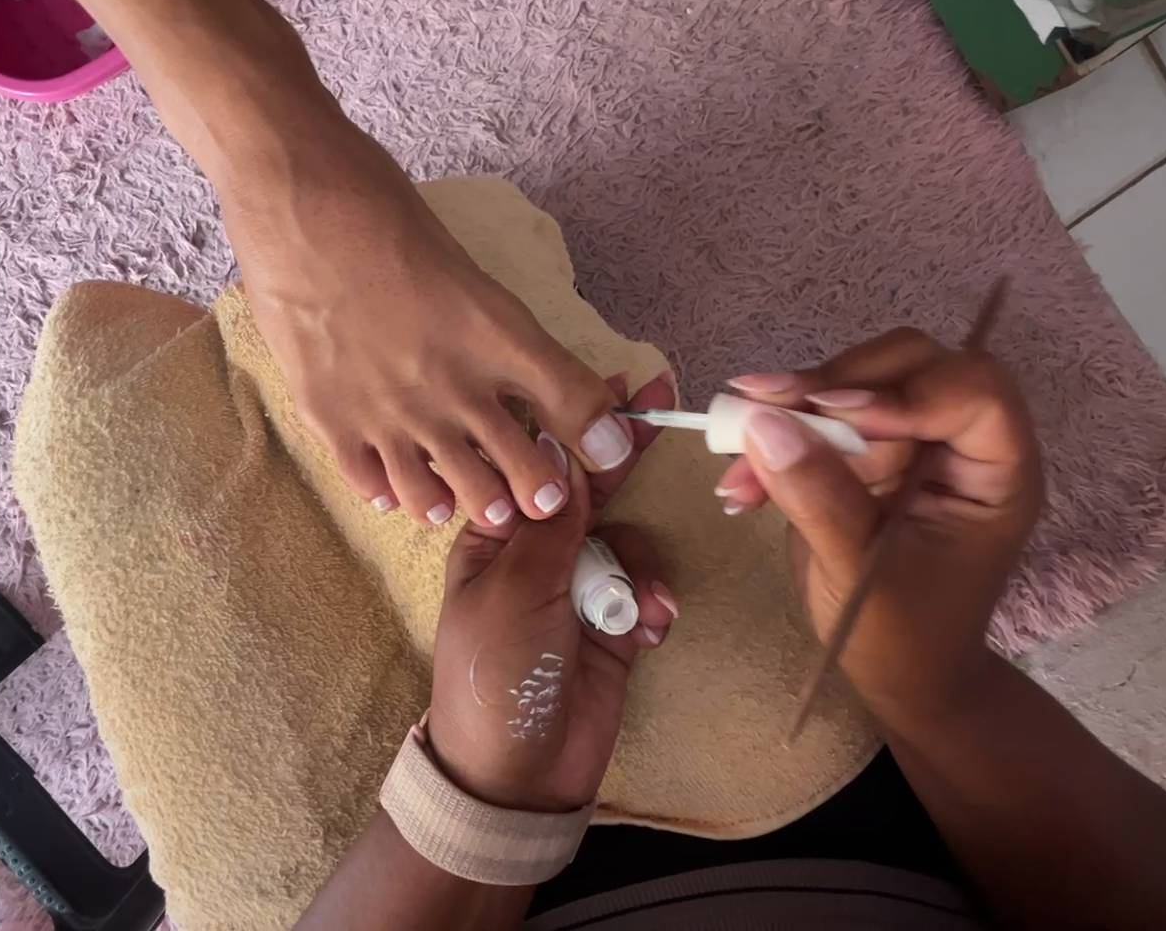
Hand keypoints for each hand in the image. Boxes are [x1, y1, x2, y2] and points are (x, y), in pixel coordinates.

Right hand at [233, 120, 636, 528]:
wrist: (300, 202)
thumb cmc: (388, 217)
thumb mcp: (468, 267)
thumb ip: (507, 329)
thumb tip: (528, 372)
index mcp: (496, 337)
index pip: (572, 401)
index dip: (600, 437)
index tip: (603, 450)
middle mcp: (452, 386)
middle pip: (517, 467)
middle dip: (535, 491)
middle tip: (533, 497)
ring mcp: (391, 410)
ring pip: (445, 493)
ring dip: (464, 500)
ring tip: (464, 499)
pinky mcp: (333, 419)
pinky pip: (372, 484)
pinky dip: (390, 492)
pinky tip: (395, 489)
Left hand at [423, 375, 679, 811]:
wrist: (518, 777)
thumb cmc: (498, 672)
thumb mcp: (517, 590)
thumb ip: (551, 522)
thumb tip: (561, 447)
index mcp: (499, 537)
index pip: (540, 465)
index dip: (577, 425)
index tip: (619, 387)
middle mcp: (539, 553)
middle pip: (591, 491)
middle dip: (626, 459)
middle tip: (667, 410)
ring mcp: (578, 587)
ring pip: (628, 543)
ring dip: (640, 572)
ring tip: (638, 611)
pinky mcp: (614, 624)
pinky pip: (645, 590)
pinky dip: (650, 606)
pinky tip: (645, 632)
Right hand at [717, 329, 1043, 728]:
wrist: (896, 672)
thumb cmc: (902, 638)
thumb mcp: (859, 573)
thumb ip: (818, 496)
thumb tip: (763, 422)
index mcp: (993, 472)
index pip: (972, 392)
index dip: (902, 390)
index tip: (828, 410)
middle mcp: (956, 442)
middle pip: (907, 364)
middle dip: (831, 381)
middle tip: (762, 404)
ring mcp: (907, 442)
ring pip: (852, 381)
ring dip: (788, 409)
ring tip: (733, 452)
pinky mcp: (863, 452)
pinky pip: (814, 418)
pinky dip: (772, 437)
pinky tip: (738, 484)